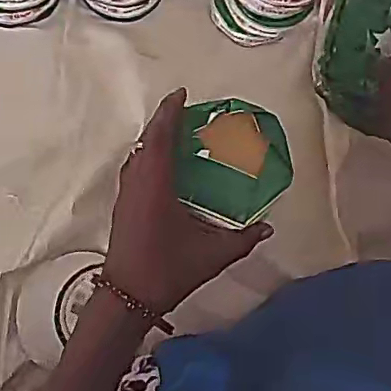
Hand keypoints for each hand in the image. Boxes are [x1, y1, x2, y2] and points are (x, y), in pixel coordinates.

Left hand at [105, 89, 273, 313]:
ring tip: (176, 132)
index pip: (161, 137)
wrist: (127, 296)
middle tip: (184, 109)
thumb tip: (267, 228)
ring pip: (138, 153)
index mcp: (156, 184)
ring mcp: (126, 194)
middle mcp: (137, 182)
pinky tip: (163, 165)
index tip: (181, 93)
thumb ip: (243, 239)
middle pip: (147, 140)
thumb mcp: (212, 254)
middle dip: (163, 120)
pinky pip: (135, 167)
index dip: (169, 112)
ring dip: (154, 137)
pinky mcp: (123, 205)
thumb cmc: (168, 269)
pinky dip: (148, 154)